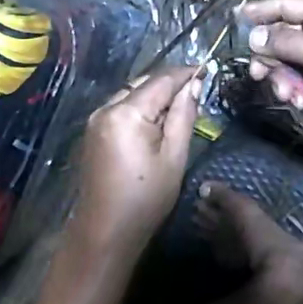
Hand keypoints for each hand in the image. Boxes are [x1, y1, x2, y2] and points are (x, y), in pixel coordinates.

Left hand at [72, 67, 202, 250]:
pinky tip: (158, 122)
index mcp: (127, 113)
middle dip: (171, 83)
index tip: (208, 70)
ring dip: (156, 95)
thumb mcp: (174, 156)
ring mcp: (96, 119)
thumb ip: (184, 115)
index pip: (162, 80)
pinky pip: (122, 107)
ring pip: (132, 93)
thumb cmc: (145, 199)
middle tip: (198, 91)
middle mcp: (106, 108)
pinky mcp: (94, 132)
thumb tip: (195, 84)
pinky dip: (142, 107)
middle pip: (144, 83)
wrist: (103, 233)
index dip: (186, 73)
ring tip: (181, 108)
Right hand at [238, 0, 302, 119]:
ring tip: (288, 95)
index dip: (259, 12)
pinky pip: (299, 78)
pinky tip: (299, 101)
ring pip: (287, 61)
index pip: (283, 5)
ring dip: (282, 79)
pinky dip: (295, 89)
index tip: (234, 19)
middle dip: (269, 58)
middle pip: (280, 37)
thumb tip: (253, 36)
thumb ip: (285, 43)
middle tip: (258, 74)